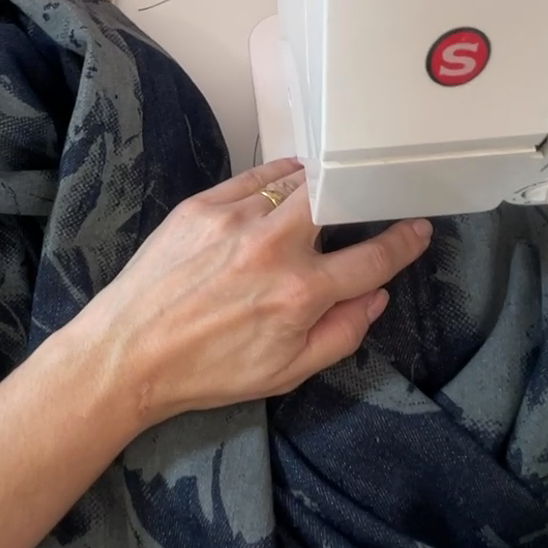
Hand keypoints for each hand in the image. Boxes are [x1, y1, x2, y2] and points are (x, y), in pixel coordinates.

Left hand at [61, 157, 432, 428]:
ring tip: (328, 187)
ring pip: (295, 181)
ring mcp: (235, 219)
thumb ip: (342, 333)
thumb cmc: (210, 370)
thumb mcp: (287, 372)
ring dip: (319, 182)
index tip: (417, 226)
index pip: (370, 259)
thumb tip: (377, 294)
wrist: (129, 350)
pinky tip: (288, 179)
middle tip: (368, 194)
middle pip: (334, 199)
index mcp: (300, 294)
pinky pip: (254, 177)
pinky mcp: (203, 204)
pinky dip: (279, 175)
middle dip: (360, 193)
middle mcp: (273, 247)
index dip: (402, 241)